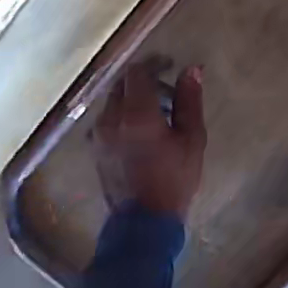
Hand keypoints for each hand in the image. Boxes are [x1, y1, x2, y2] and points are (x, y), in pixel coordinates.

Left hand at [92, 60, 206, 220]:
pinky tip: (141, 132)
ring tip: (157, 116)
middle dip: (143, 81)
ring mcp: (99, 133)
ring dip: (132, 99)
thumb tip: (191, 70)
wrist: (144, 223)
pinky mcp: (95, 147)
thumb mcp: (191, 139)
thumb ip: (189, 101)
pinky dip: (122, 115)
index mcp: (136, 113)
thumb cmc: (174, 180)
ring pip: (113, 101)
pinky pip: (108, 118)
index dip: (154, 64)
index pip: (138, 72)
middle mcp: (111, 118)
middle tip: (167, 94)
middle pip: (122, 84)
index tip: (170, 68)